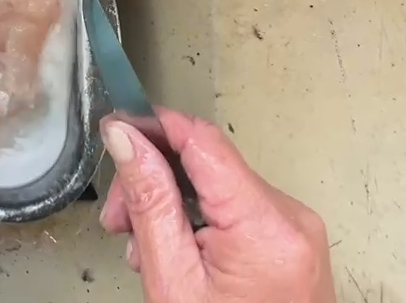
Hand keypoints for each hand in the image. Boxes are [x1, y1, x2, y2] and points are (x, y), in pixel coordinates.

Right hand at [100, 107, 333, 302]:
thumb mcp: (173, 280)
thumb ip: (149, 199)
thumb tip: (122, 133)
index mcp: (266, 224)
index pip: (200, 138)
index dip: (151, 124)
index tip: (109, 132)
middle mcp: (290, 215)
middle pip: (203, 161)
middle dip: (152, 178)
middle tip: (116, 220)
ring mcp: (295, 230)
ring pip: (213, 183)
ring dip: (168, 201)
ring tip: (138, 245)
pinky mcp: (291, 243)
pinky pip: (232, 207)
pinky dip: (194, 218)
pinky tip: (170, 249)